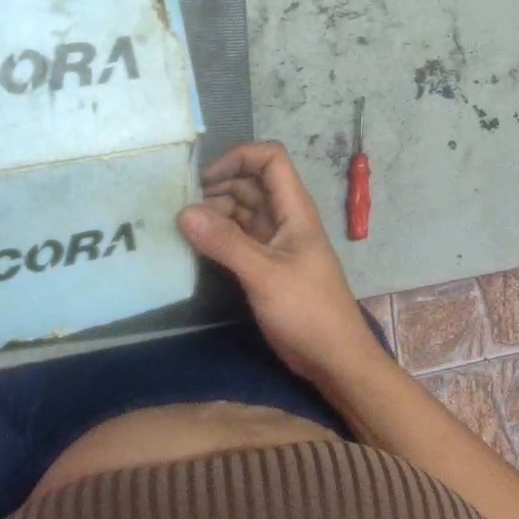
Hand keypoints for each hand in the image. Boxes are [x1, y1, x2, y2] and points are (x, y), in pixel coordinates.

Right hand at [177, 141, 389, 386]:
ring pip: (241, 211)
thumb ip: (226, 243)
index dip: (238, 158)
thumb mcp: (264, 275)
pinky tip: (195, 247)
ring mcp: (274, 243)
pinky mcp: (265, 266)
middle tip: (183, 205)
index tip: (206, 180)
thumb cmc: (308, 311)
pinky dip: (217, 236)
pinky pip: (238, 238)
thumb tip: (184, 212)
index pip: (270, 159)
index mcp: (294, 209)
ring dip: (214, 212)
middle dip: (218, 186)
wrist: (335, 360)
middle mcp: (283, 219)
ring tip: (183, 227)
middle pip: (250, 183)